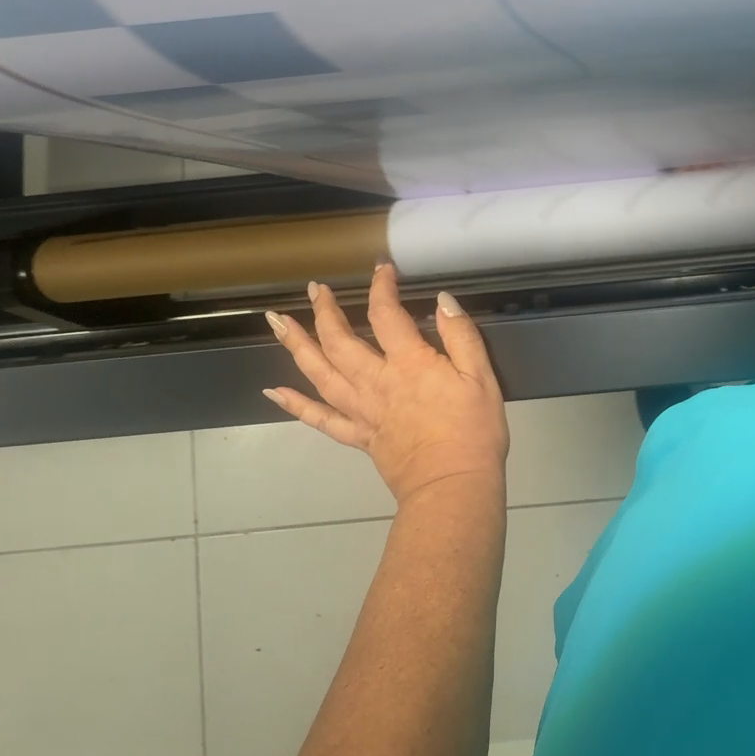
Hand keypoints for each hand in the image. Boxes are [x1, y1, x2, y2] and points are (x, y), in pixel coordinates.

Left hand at [264, 265, 508, 501]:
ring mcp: (362, 410)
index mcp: (409, 363)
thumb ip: (461, 335)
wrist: (454, 485)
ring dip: (296, 345)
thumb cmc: (474, 430)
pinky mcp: (359, 436)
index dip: (381, 288)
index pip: (386, 314)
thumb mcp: (481, 376)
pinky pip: (320, 418)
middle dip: (324, 311)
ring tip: (276, 322)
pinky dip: (295, 404)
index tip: (381, 270)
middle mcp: (376, 382)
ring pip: (319, 373)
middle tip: (314, 289)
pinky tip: (273, 392)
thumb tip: (442, 299)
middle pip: (339, 341)